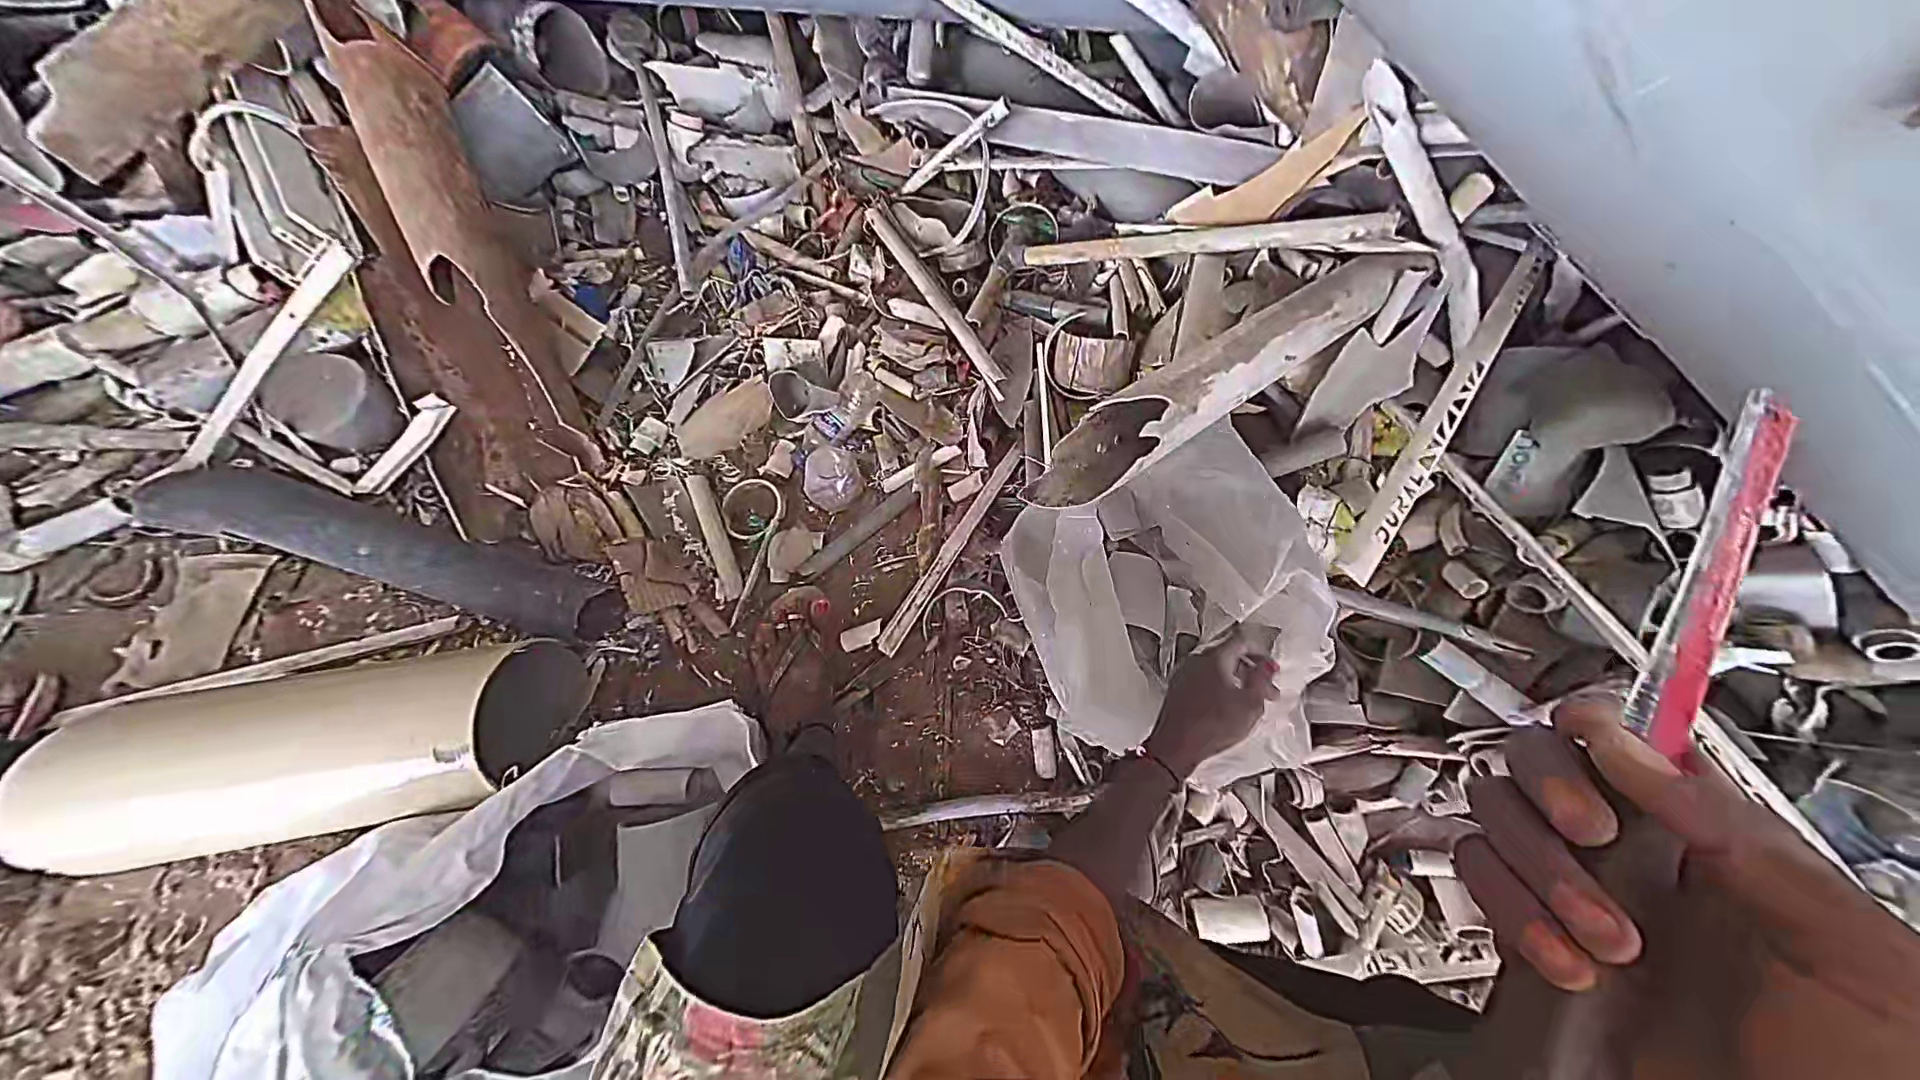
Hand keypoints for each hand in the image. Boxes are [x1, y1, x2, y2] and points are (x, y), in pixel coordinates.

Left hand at [1143, 624, 1280, 780]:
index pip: (1242, 640)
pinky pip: (1203, 677)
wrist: (1176, 745)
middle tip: (1266, 687)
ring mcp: (1183, 672)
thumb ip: (1262, 680)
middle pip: (1228, 651)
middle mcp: (1195, 659)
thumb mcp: (1250, 704)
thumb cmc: (1209, 726)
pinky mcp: (1177, 687)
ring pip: (1215, 665)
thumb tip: (1267, 667)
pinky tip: (1227, 704)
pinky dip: (1219, 684)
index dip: (1262, 653)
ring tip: (1249, 699)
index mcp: (1213, 656)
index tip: (1272, 669)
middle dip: (1251, 668)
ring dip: (1236, 677)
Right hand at [1455, 690, 1919, 1078]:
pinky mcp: (1524, 926)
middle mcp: (1629, 853)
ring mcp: (1567, 886)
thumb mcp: (1846, 948)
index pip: (1625, 742)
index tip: (1585, 735)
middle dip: (1548, 789)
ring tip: (1606, 938)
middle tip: (1588, 832)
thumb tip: (1632, 749)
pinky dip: (1508, 910)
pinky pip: (1479, 878)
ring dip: (1536, 869)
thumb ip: (1741, 837)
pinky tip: (1567, 961)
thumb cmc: (1863, 1068)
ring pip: (1495, 816)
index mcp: (1711, 840)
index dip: (1594, 727)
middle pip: (1535, 761)